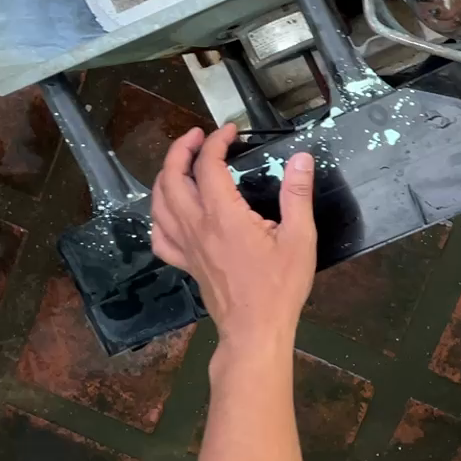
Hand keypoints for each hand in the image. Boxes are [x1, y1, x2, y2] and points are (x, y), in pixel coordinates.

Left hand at [150, 124, 317, 355]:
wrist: (255, 329)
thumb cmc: (280, 285)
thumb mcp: (300, 237)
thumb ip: (297, 194)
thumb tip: (301, 158)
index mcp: (224, 216)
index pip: (208, 166)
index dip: (215, 142)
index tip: (231, 130)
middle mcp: (197, 226)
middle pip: (171, 179)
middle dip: (181, 150)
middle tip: (198, 136)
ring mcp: (186, 247)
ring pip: (159, 203)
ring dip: (166, 176)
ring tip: (181, 163)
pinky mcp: (185, 264)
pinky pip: (160, 235)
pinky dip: (159, 215)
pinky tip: (169, 211)